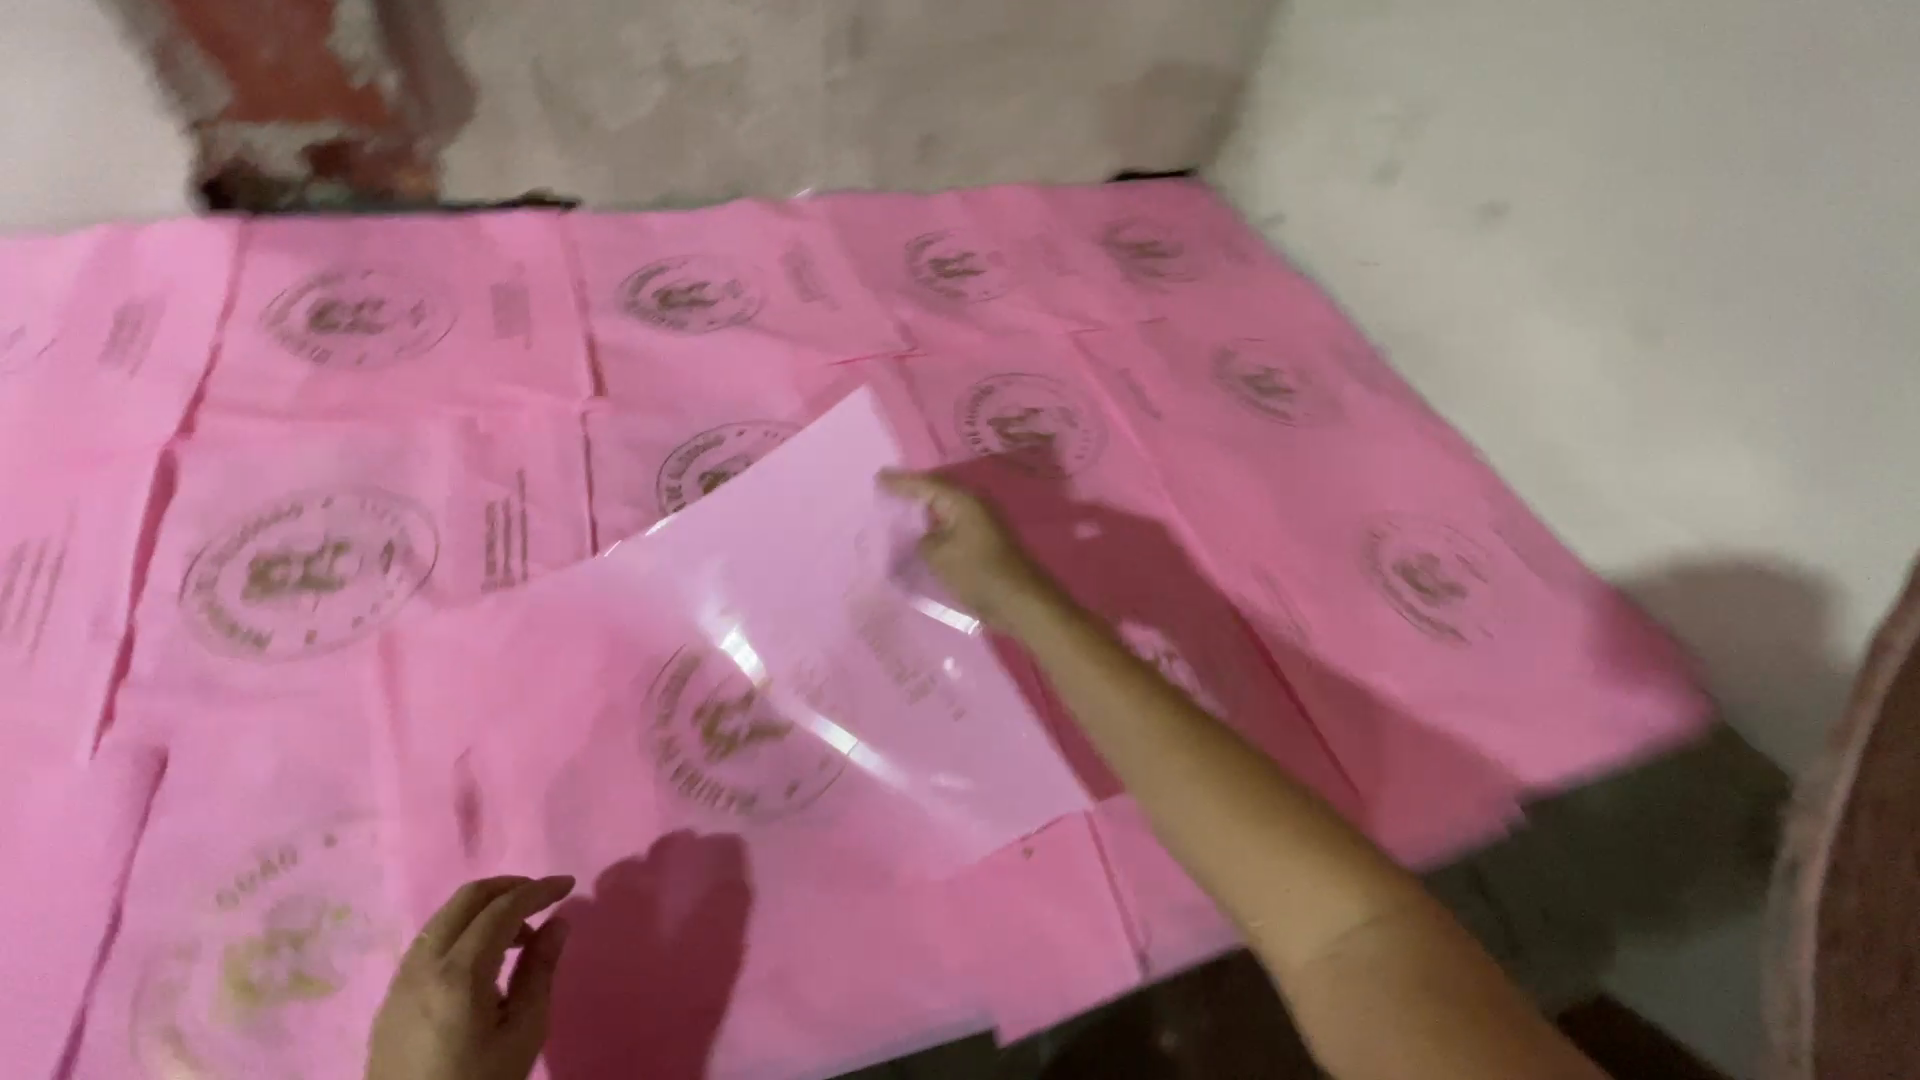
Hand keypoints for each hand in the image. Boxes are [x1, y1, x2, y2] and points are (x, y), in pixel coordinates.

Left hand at [366, 875, 574, 1079]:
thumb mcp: (524, 1033)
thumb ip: (539, 971)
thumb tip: (557, 923)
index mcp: (459, 975)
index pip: (502, 909)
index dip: (539, 890)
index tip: (568, 885)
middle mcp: (423, 967)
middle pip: (466, 900)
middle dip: (509, 887)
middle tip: (543, 897)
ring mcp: (400, 983)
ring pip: (444, 918)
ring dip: (484, 909)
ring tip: (519, 932)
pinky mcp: (390, 1001)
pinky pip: (429, 943)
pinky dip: (462, 930)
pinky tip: (484, 958)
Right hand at [878, 468, 1062, 632]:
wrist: (1017, 600)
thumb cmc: (977, 572)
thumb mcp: (937, 555)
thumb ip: (920, 541)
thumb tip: (920, 538)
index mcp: (962, 501)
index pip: (925, 484)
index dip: (901, 482)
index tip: (878, 477)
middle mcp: (972, 506)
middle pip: (936, 492)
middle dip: (912, 491)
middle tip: (886, 489)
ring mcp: (978, 524)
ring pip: (943, 511)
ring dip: (922, 511)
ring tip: (897, 510)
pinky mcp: (981, 543)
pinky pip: (949, 527)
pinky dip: (932, 529)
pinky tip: (918, 536)